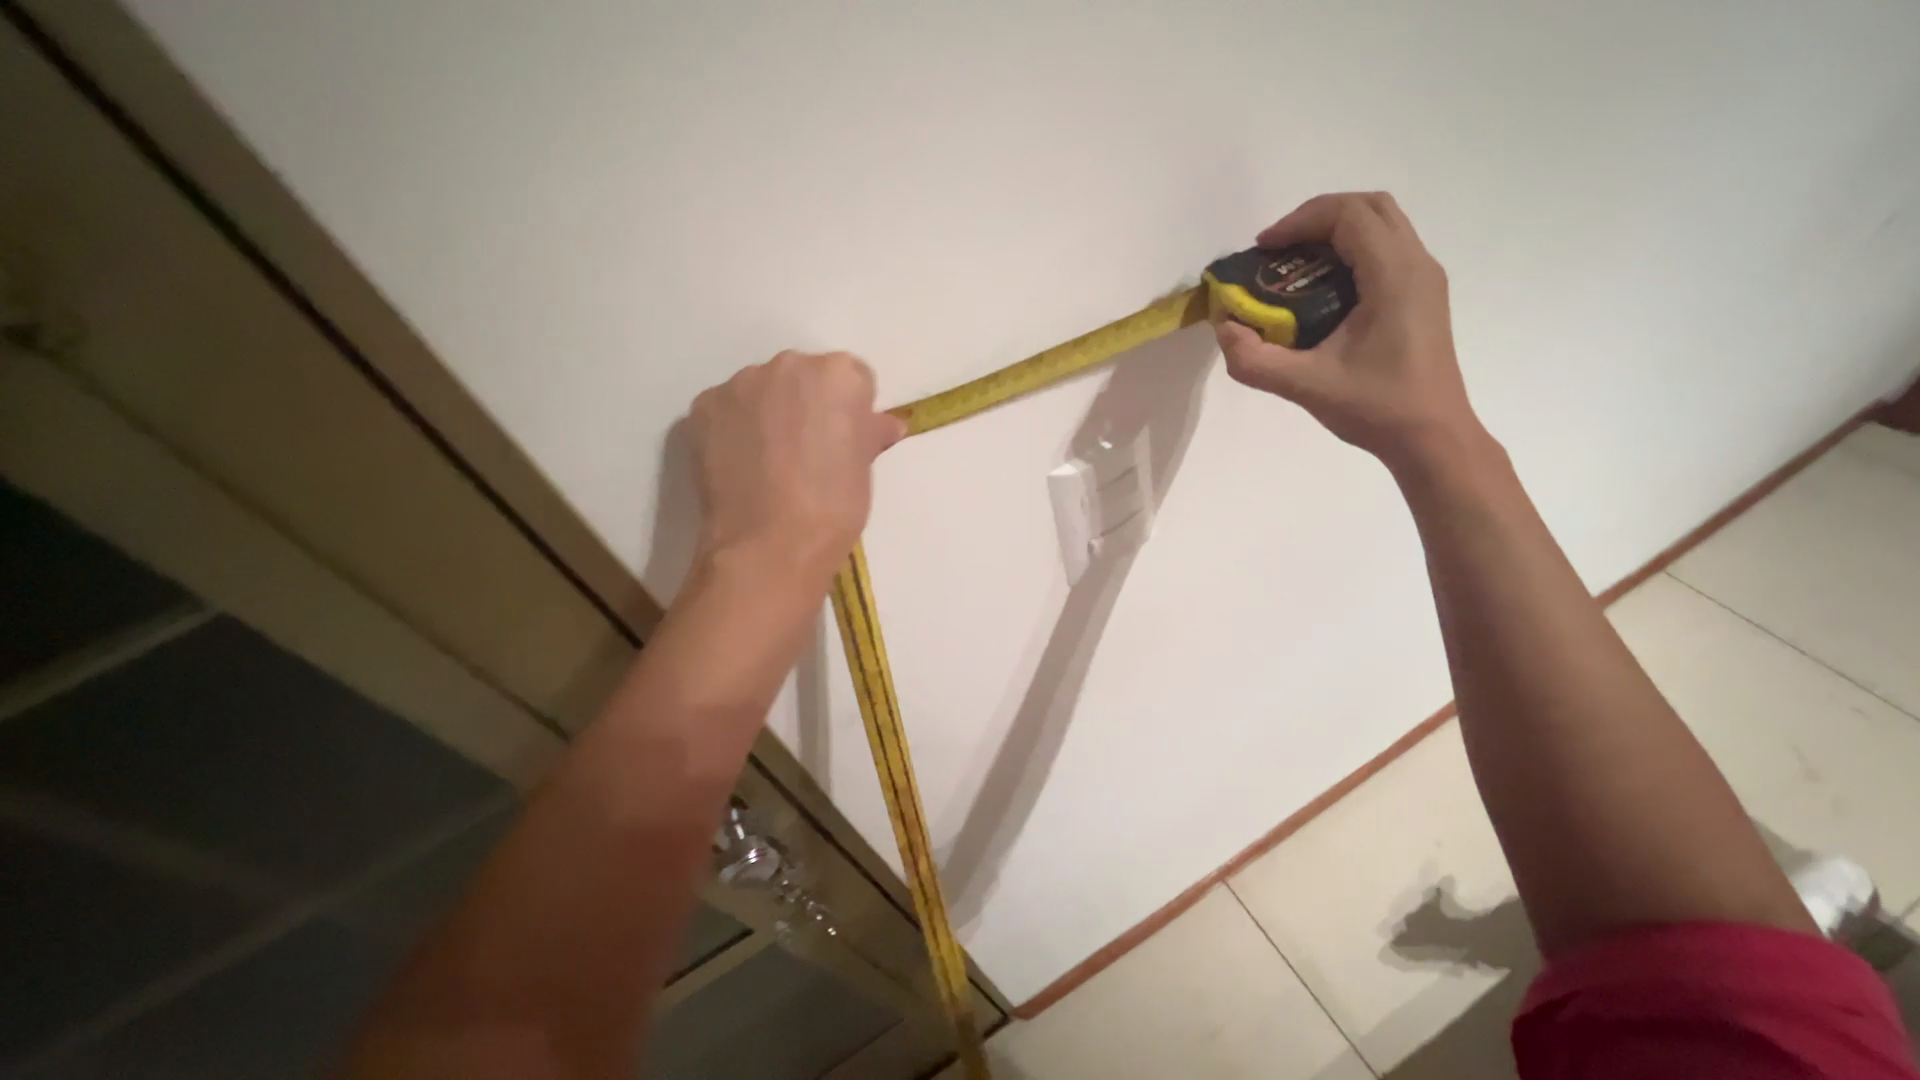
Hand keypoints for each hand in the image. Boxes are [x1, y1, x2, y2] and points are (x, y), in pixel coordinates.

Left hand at [688, 350, 905, 576]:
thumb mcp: (864, 469)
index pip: (852, 378)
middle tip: (807, 452)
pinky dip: (731, 430)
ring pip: (760, 391)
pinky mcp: (702, 408)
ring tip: (768, 463)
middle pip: (803, 376)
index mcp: (839, 375)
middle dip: (806, 404)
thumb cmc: (833, 508)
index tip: (844, 441)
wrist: (768, 546)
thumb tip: (881, 424)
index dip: (850, 411)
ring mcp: (739, 385)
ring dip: (766, 414)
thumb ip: (870, 433)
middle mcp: (788, 365)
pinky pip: (725, 411)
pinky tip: (738, 466)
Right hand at [1216, 192, 1483, 468]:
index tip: (1263, 250)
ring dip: (1335, 232)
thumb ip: (1255, 359)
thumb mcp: (1305, 386)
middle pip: (1369, 207)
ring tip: (1295, 266)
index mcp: (1394, 276)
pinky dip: (1351, 252)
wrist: (1432, 437)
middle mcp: (1416, 265)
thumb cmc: (1376, 408)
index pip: (1348, 215)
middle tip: (1279, 249)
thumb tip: (1223, 329)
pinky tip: (1322, 290)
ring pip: (1382, 225)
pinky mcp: (1422, 296)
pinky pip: (1387, 250)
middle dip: (1317, 218)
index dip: (1299, 221)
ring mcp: (1424, 280)